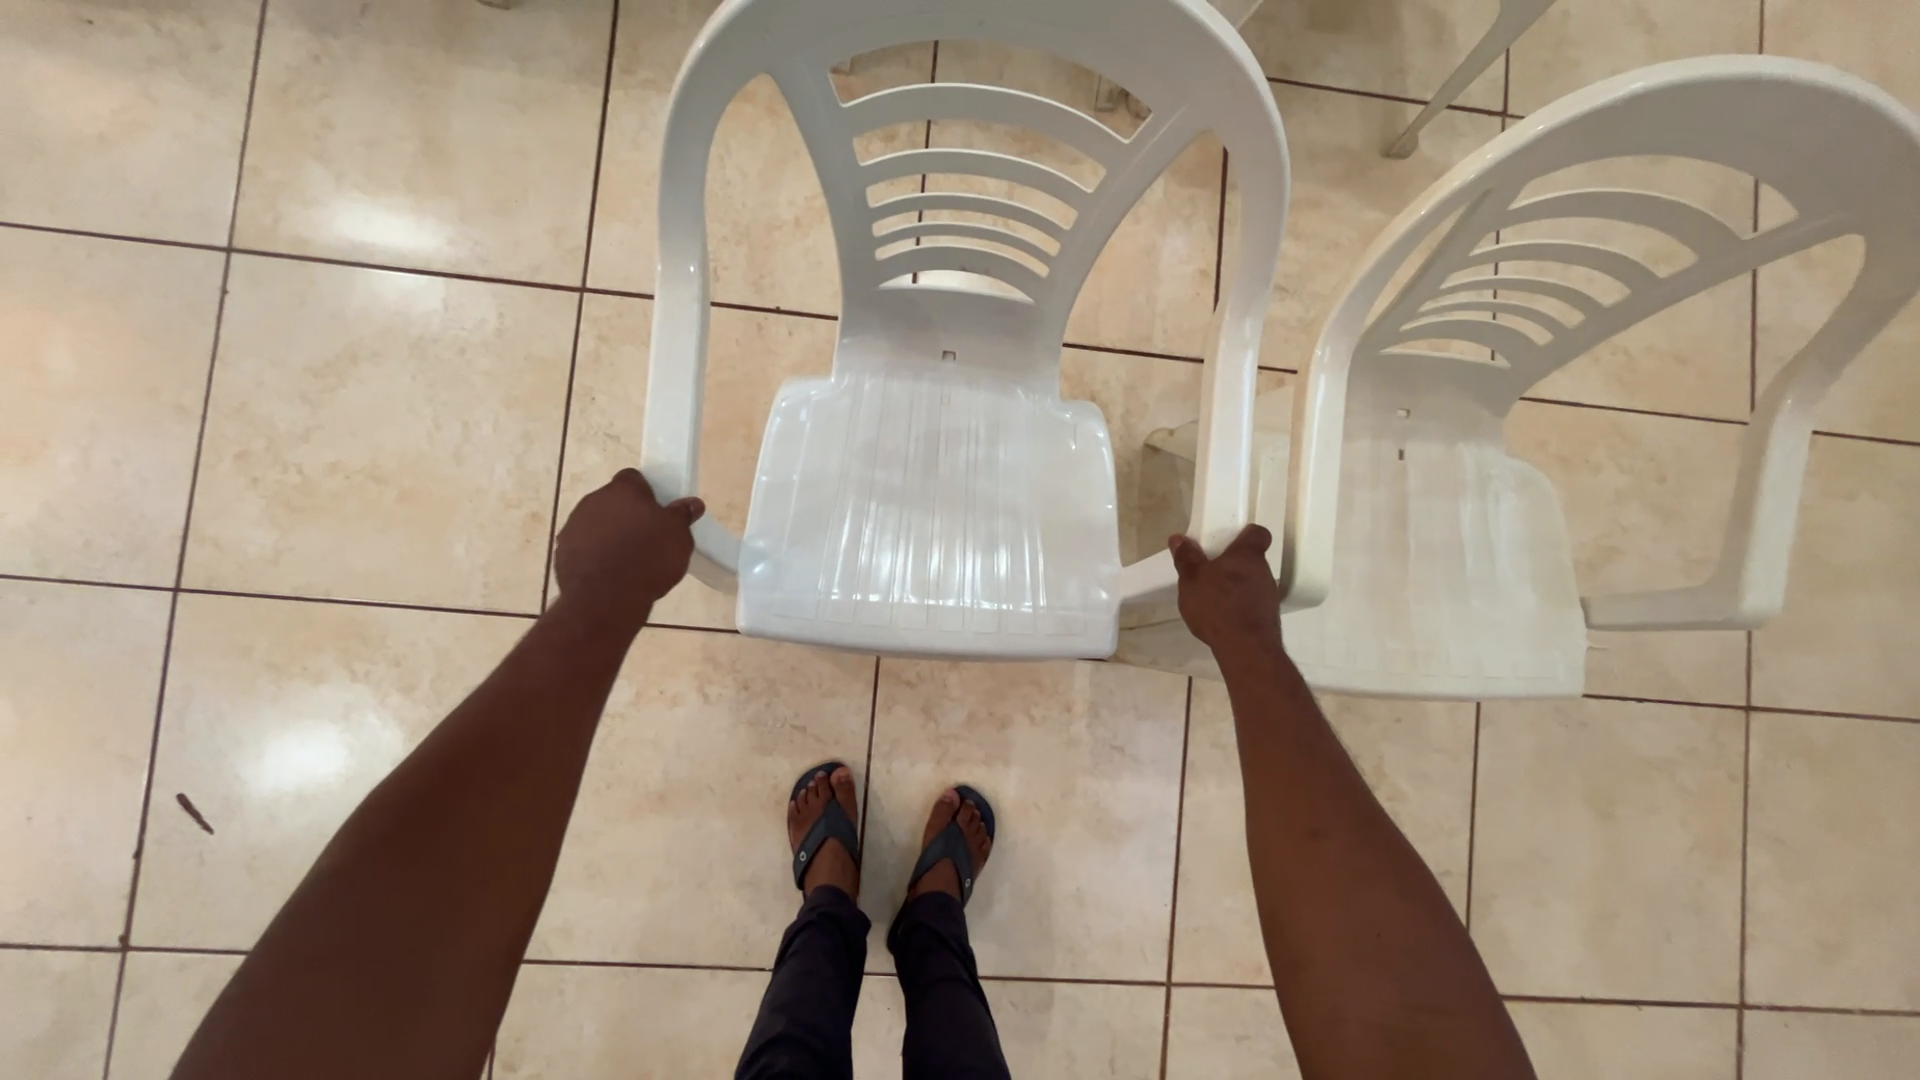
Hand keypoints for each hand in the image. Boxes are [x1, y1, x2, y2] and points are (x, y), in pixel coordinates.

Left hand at [553, 469, 704, 633]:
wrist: (606, 598)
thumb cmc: (649, 558)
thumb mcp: (679, 537)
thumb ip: (682, 516)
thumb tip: (692, 504)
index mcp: (623, 490)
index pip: (634, 479)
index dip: (647, 493)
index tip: (659, 511)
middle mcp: (593, 501)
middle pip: (614, 501)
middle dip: (628, 515)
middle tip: (648, 537)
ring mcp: (574, 526)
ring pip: (597, 523)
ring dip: (610, 534)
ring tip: (629, 559)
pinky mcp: (562, 551)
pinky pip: (584, 546)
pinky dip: (596, 554)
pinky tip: (611, 573)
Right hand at [1170, 525, 1282, 657]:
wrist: (1245, 648)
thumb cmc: (1217, 605)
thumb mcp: (1191, 580)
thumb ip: (1186, 558)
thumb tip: (1179, 538)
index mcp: (1246, 556)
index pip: (1258, 533)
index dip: (1245, 534)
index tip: (1230, 540)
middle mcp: (1263, 571)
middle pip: (1251, 560)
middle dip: (1232, 564)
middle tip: (1209, 573)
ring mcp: (1268, 595)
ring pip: (1252, 582)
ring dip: (1235, 587)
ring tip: (1212, 599)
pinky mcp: (1268, 617)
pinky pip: (1252, 604)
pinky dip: (1239, 606)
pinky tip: (1222, 618)